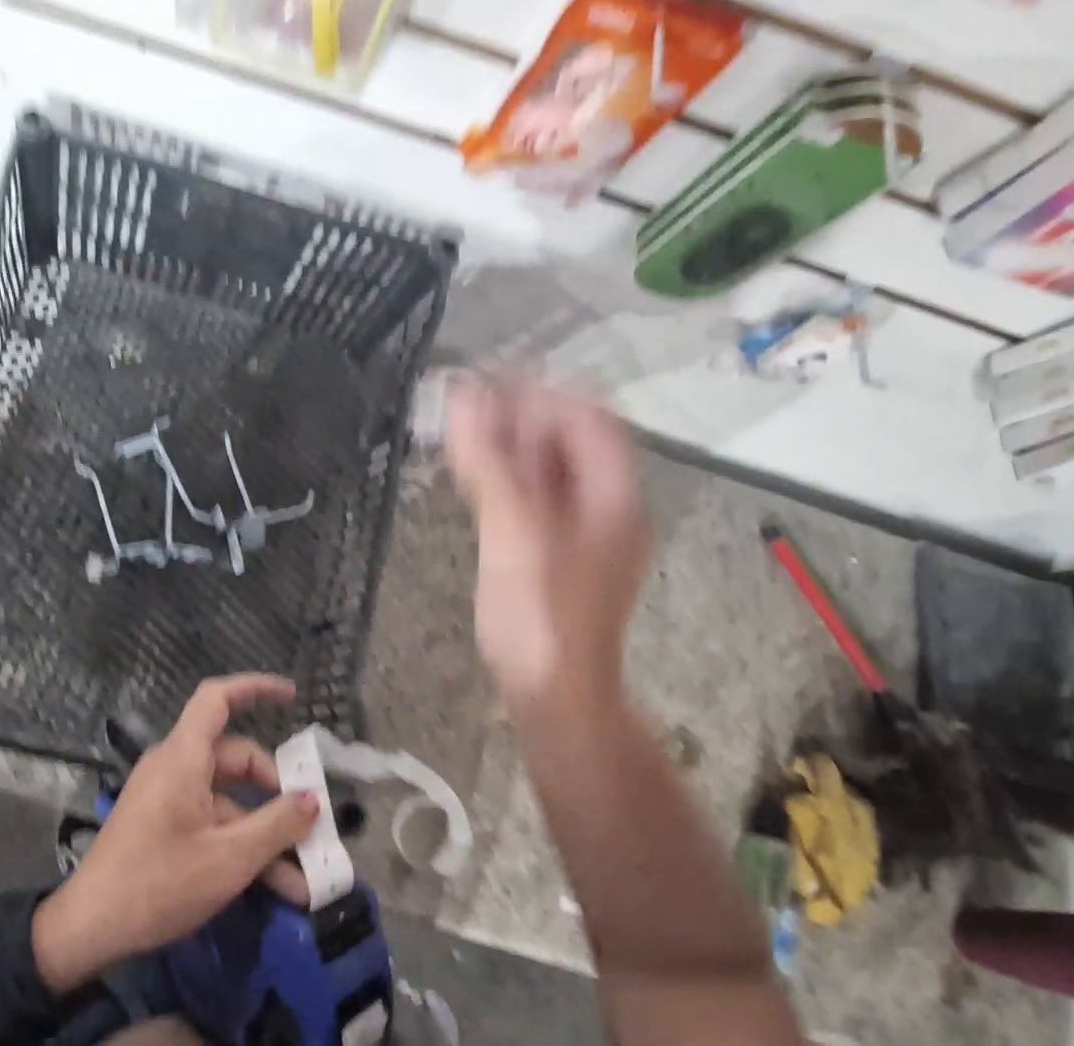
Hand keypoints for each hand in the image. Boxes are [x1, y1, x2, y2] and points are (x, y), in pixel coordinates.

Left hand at [31, 675, 319, 994]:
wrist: (91, 926)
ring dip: (265, 831)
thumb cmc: (159, 882)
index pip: (216, 699)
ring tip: (305, 874)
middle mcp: (174, 767)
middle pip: (235, 757)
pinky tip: (277, 886)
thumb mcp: (229, 859)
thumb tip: (313, 800)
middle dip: (277, 789)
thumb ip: (276, 826)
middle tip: (312, 823)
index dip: (254, 688)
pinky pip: (212, 821)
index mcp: (183, 758)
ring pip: (229, 798)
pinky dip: (241, 844)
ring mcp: (168, 797)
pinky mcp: (164, 825)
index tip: (292, 696)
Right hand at [443, 374, 650, 701]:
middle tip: (465, 399)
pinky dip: (506, 477)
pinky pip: (536, 499)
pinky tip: (473, 473)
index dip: (542, 391)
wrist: (554, 696)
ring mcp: (583, 534)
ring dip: (510, 443)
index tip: (488, 378)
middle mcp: (607, 508)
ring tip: (461, 428)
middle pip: (570, 442)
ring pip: (550, 470)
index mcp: (613, 497)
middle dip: (521, 414)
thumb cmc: (540, 615)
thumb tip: (462, 396)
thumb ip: (489, 462)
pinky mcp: (557, 556)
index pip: (588, 419)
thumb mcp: (514, 532)